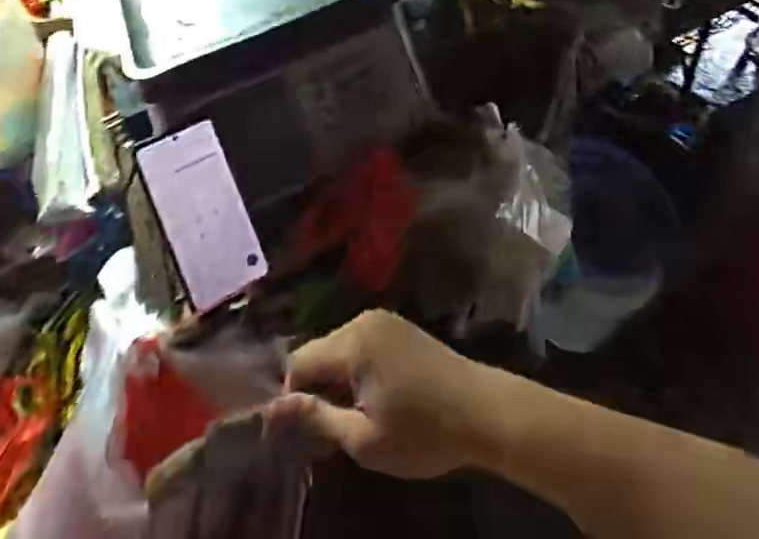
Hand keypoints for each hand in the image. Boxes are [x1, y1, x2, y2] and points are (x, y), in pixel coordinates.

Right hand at [264, 310, 506, 479]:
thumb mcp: (365, 439)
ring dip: (337, 380)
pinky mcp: (399, 326)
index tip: (297, 430)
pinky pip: (361, 344)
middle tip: (329, 431)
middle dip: (315, 389)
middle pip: (318, 353)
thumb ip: (317, 418)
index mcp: (352, 343)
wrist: (485, 411)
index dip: (291, 397)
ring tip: (354, 416)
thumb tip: (273, 409)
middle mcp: (363, 321)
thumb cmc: (424, 431)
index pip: (298, 363)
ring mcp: (383, 320)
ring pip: (339, 349)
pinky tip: (374, 397)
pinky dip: (357, 370)